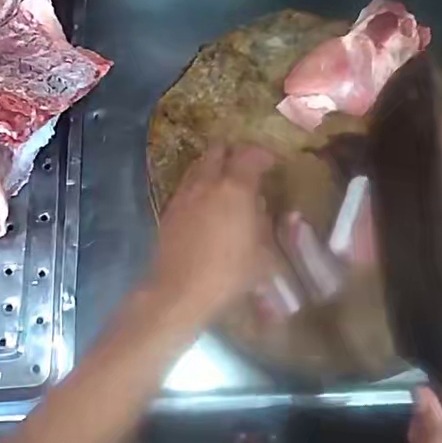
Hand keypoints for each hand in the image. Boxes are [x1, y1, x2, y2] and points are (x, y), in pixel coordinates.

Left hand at [149, 142, 277, 322]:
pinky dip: (198, 185)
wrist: (179, 291)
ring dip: (212, 166)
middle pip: (217, 151)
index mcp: (234, 189)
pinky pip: (186, 186)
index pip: (249, 155)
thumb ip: (264, 225)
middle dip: (233, 152)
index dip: (263, 155)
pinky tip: (205, 202)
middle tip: (246, 164)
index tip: (273, 163)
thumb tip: (260, 208)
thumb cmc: (228, 274)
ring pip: (198, 166)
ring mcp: (183, 195)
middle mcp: (206, 184)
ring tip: (224, 181)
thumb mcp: (262, 254)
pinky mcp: (168, 210)